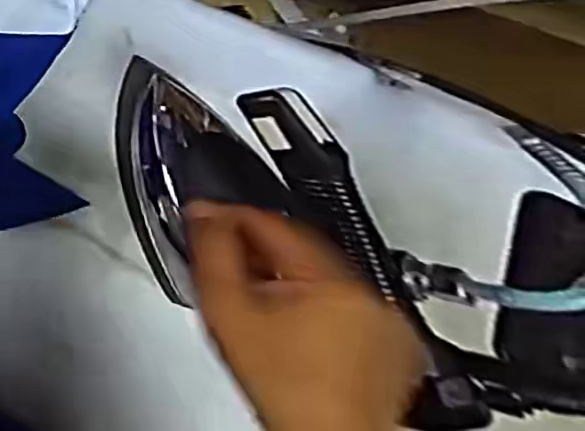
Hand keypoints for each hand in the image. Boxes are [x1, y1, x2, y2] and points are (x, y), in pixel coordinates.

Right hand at [188, 202, 423, 430]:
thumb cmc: (282, 382)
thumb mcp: (224, 301)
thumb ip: (210, 246)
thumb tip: (203, 211)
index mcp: (338, 283)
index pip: (269, 221)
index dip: (225, 214)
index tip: (199, 216)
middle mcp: (375, 300)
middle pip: (295, 247)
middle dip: (250, 247)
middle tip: (217, 255)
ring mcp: (390, 326)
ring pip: (316, 273)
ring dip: (276, 271)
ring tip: (246, 289)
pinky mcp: (393, 346)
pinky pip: (338, 300)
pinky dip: (305, 297)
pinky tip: (279, 313)